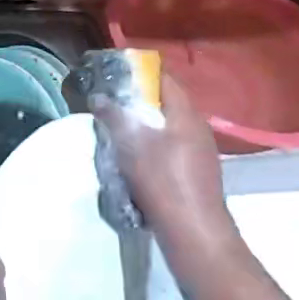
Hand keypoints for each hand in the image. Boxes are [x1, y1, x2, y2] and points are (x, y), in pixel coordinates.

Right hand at [90, 73, 235, 250]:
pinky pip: (169, 142)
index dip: (141, 70)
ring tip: (115, 123)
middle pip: (166, 101)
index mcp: (186, 116)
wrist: (193, 230)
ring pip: (167, 123)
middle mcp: (197, 128)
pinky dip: (150, 139)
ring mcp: (199, 151)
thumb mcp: (131, 144)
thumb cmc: (163, 180)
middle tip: (109, 97)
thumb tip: (99, 97)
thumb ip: (114, 117)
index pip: (166, 79)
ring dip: (143, 120)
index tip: (115, 69)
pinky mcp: (194, 170)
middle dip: (138, 96)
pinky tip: (132, 151)